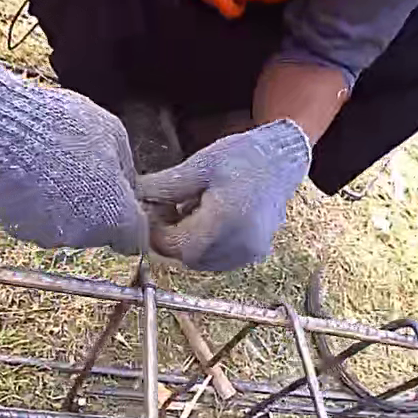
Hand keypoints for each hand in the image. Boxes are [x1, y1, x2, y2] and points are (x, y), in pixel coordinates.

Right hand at [0, 59, 146, 253]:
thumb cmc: (60, 127)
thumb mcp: (113, 135)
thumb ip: (126, 168)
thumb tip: (127, 184)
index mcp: (116, 217)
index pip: (134, 240)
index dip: (131, 223)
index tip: (125, 209)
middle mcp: (85, 235)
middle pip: (101, 232)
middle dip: (100, 211)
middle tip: (87, 177)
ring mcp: (49, 235)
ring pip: (69, 228)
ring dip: (69, 208)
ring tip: (56, 172)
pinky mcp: (18, 230)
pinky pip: (39, 221)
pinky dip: (39, 207)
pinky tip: (34, 178)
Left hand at [137, 119, 308, 271]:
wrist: (282, 161)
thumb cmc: (243, 157)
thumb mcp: (199, 164)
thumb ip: (164, 186)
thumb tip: (135, 197)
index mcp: (225, 219)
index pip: (175, 244)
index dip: (157, 230)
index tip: (155, 208)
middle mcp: (240, 242)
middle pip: (187, 256)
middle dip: (172, 235)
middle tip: (171, 207)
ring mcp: (250, 252)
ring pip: (201, 261)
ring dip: (188, 242)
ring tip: (193, 210)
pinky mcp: (255, 254)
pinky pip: (218, 259)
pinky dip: (206, 245)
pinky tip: (210, 221)